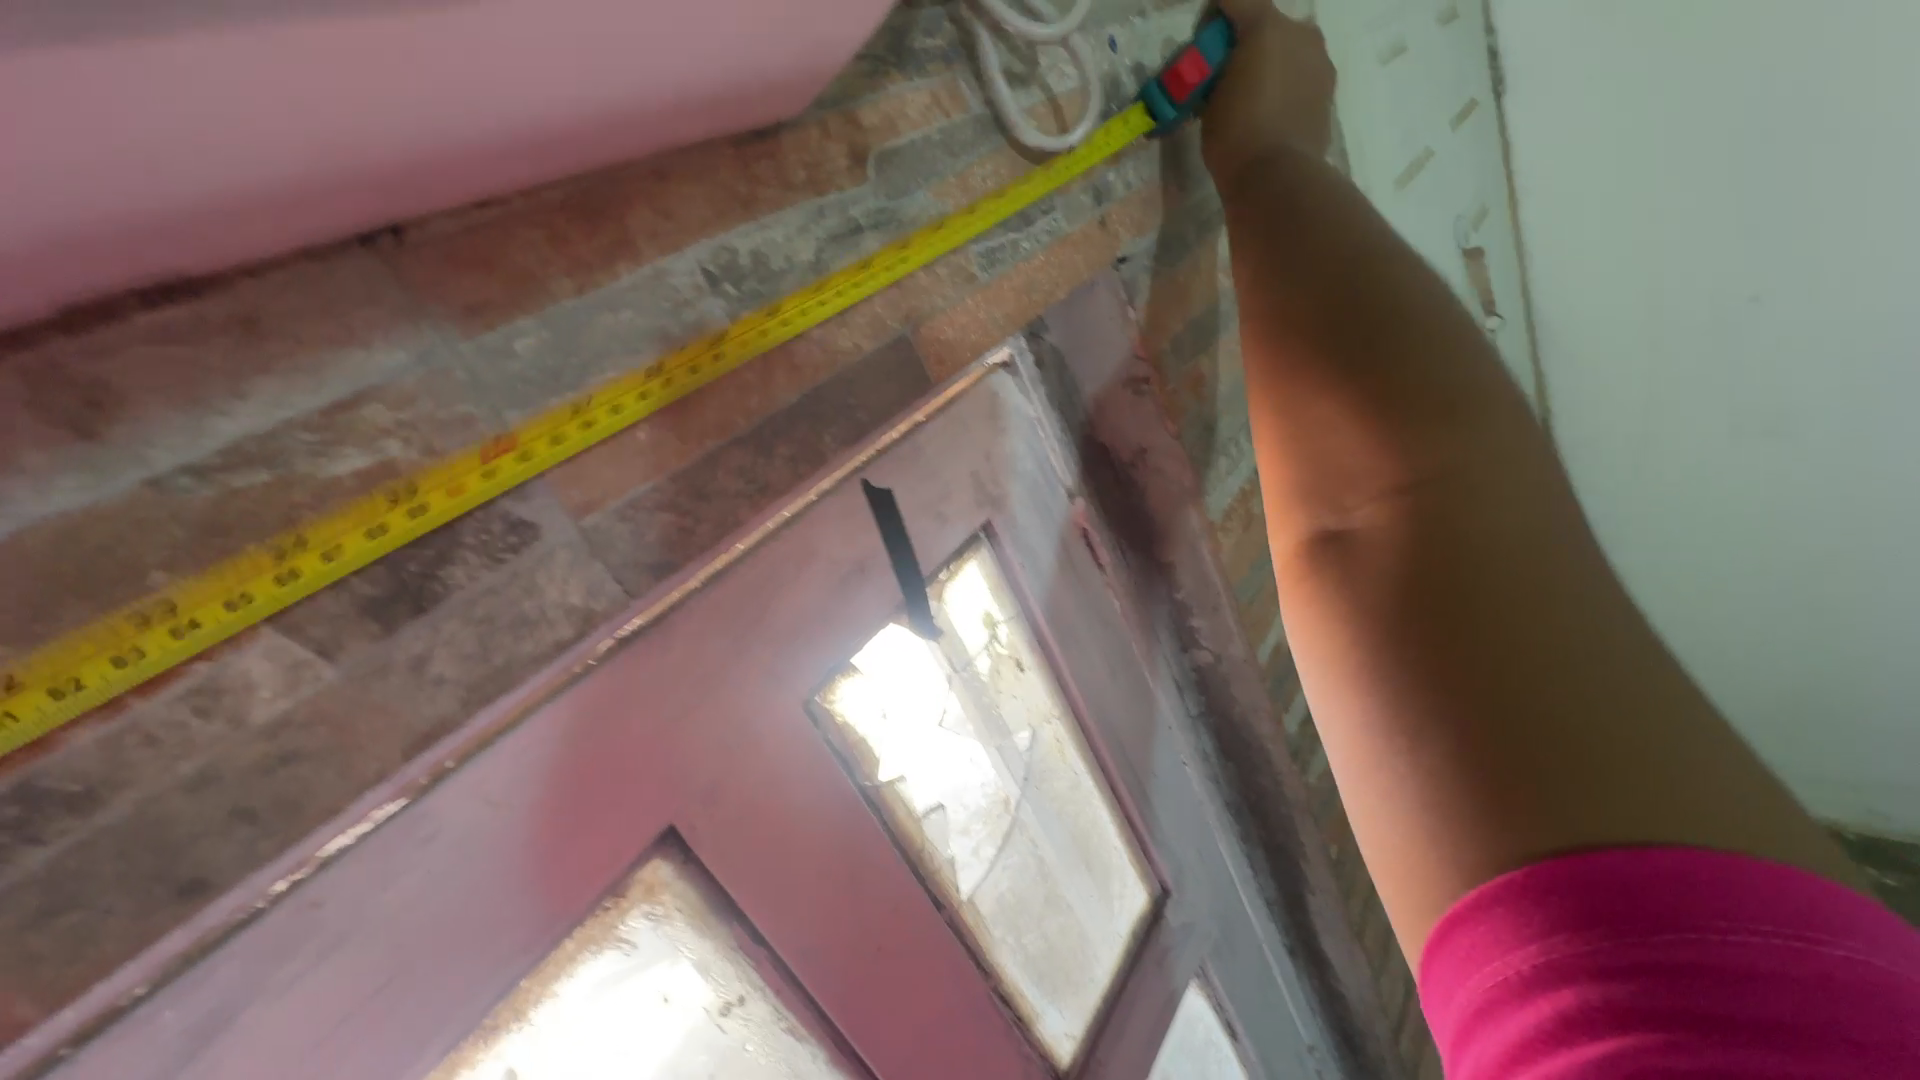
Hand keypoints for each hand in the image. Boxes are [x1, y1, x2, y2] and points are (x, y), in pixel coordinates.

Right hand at [1200, 0, 1337, 188]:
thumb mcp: (1209, 100)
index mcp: (1266, 25)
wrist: (1277, 179)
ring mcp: (1320, 60)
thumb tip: (1221, 68)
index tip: (1201, 43)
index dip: (1214, 17)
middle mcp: (1300, 31)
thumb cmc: (1234, 136)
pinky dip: (1284, 85)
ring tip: (1249, 99)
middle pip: (1266, 24)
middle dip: (1245, 43)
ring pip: (1287, 50)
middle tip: (1225, 75)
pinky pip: (1300, 75)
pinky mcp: (1329, 89)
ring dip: (1268, 64)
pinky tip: (1269, 113)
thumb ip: (1217, 71)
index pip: (1233, 1)